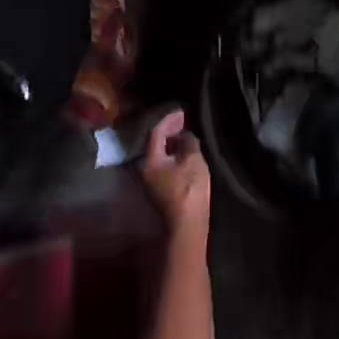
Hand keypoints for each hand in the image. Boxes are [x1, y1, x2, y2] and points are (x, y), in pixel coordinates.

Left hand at [138, 109, 210, 240]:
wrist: (187, 226)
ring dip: (171, 143)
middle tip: (184, 121)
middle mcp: (145, 169)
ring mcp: (151, 181)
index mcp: (150, 160)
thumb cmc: (188, 189)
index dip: (169, 120)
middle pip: (155, 144)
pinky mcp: (159, 190)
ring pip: (159, 155)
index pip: (156, 132)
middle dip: (169, 130)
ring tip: (186, 134)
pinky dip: (173, 154)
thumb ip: (188, 142)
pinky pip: (164, 164)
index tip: (182, 111)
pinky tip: (184, 152)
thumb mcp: (192, 160)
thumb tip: (185, 135)